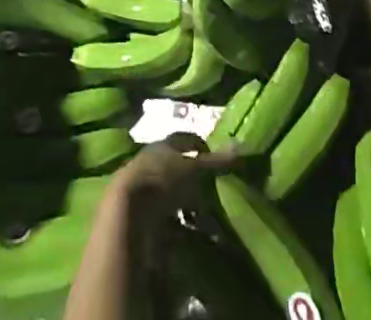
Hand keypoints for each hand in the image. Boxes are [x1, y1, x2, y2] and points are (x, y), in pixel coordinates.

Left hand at [112, 135, 238, 216]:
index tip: (216, 157)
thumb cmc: (162, 179)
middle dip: (195, 175)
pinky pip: (167, 215)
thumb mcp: (193, 168)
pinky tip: (192, 231)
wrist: (129, 211)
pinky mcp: (143, 211)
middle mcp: (152, 161)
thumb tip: (242, 145)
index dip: (201, 145)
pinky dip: (180, 221)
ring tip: (207, 214)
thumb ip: (216, 161)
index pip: (184, 139)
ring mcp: (146, 187)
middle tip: (215, 187)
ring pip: (172, 190)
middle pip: (176, 164)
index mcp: (162, 145)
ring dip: (188, 201)